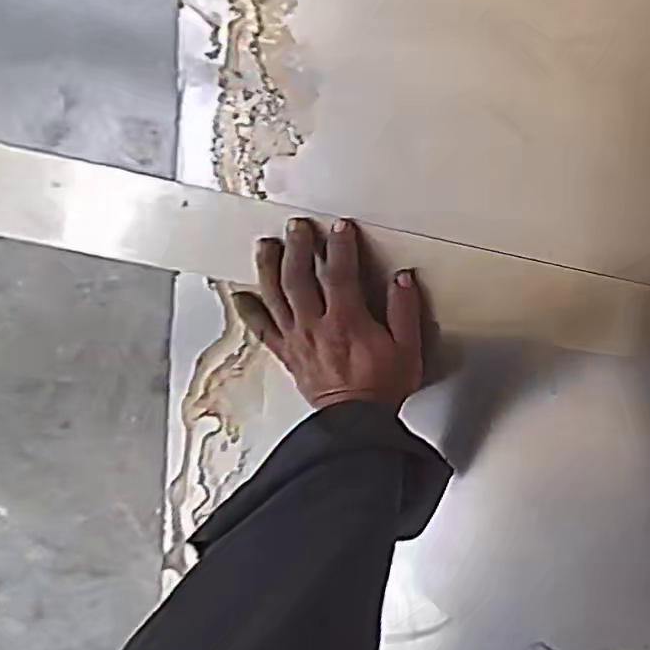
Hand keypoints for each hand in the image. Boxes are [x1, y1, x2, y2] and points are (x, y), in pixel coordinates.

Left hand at [231, 217, 424, 410]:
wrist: (356, 422)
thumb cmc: (381, 387)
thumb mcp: (407, 347)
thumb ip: (404, 311)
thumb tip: (403, 280)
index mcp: (348, 322)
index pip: (340, 273)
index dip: (341, 246)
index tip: (341, 228)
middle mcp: (316, 326)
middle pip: (299, 277)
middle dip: (298, 247)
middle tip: (298, 227)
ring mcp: (298, 339)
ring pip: (275, 295)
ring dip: (269, 267)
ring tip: (267, 246)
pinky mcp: (288, 353)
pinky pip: (262, 328)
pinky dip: (249, 310)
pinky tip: (242, 295)